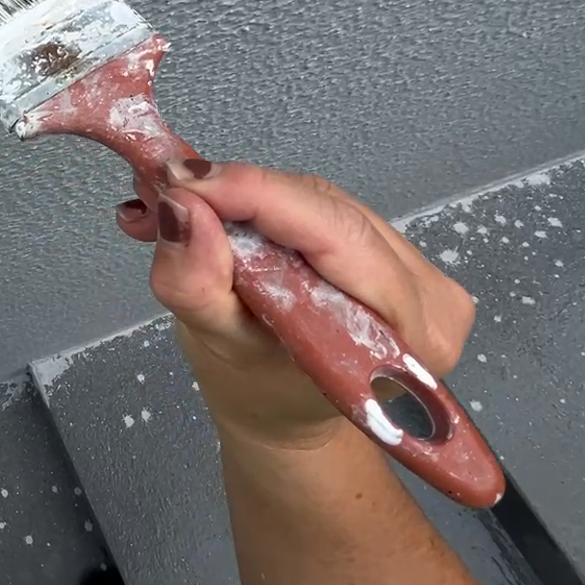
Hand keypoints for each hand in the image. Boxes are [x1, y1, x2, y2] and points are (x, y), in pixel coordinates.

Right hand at [115, 159, 474, 450]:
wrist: (280, 403)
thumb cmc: (256, 388)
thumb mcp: (214, 342)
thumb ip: (197, 282)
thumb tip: (180, 209)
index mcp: (408, 328)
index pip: (333, 231)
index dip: (253, 193)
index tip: (179, 180)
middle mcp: (426, 288)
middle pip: (317, 207)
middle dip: (232, 192)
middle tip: (158, 190)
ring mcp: (410, 260)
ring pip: (305, 197)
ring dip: (232, 194)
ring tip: (172, 207)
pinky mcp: (379, 239)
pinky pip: (305, 201)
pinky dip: (247, 198)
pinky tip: (203, 209)